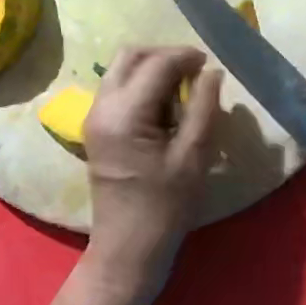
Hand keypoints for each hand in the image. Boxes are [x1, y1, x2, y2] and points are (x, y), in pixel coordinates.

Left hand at [80, 47, 223, 304]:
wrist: (128, 248)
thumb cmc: (165, 208)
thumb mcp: (194, 157)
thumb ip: (204, 108)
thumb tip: (212, 72)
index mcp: (123, 114)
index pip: (155, 65)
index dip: (185, 56)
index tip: (211, 63)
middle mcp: (100, 107)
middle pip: (129, 56)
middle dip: (164, 56)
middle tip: (196, 73)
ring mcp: (93, 116)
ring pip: (121, 70)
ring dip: (152, 71)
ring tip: (183, 93)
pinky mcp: (96, 128)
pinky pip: (118, 89)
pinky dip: (142, 87)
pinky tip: (165, 109)